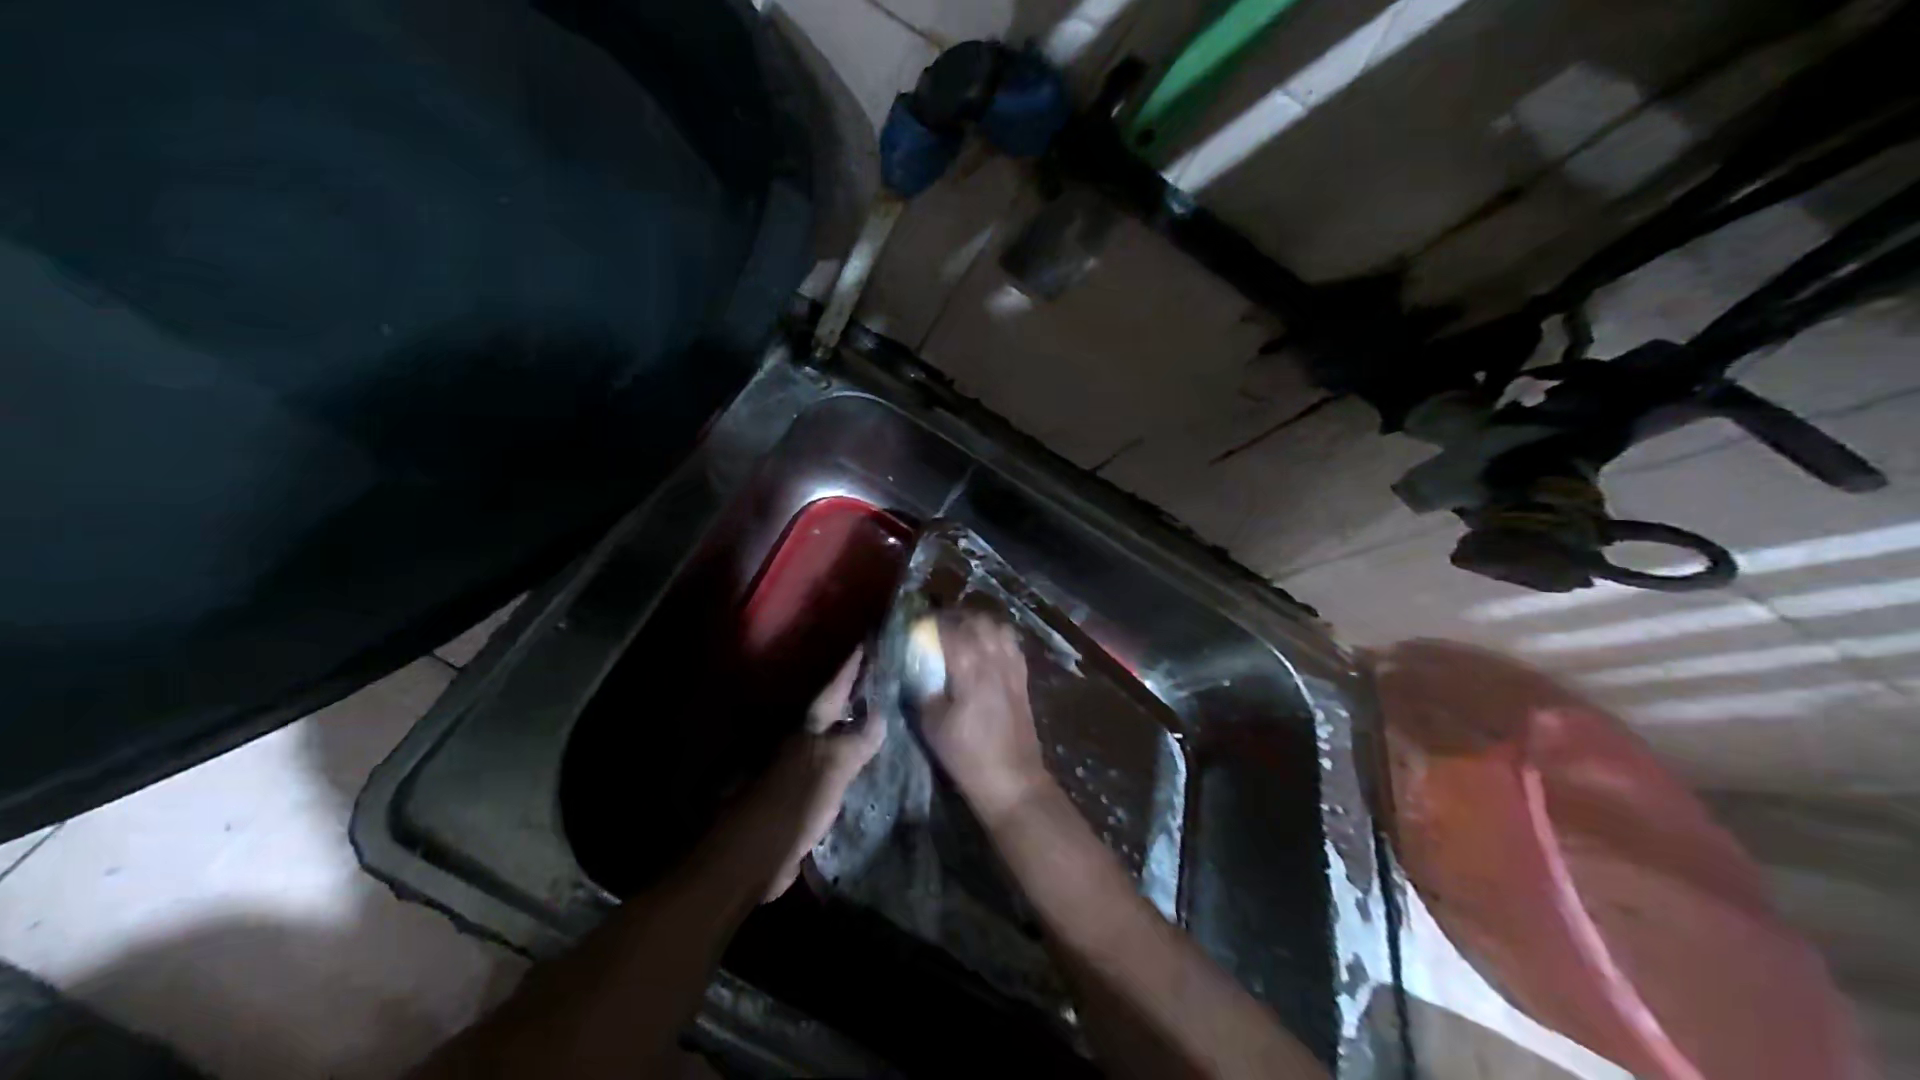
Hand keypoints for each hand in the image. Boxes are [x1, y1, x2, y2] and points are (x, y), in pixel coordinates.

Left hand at [721, 649, 885, 901]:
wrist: (759, 854)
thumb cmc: (794, 802)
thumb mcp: (832, 765)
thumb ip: (858, 739)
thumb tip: (882, 714)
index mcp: (811, 726)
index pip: (837, 685)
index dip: (855, 664)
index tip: (874, 639)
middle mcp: (807, 739)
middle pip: (839, 708)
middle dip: (862, 692)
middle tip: (893, 676)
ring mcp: (808, 766)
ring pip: (841, 737)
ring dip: (863, 726)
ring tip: (893, 714)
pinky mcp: (811, 793)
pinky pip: (842, 767)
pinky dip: (860, 760)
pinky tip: (878, 762)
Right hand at [919, 615, 1052, 822]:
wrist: (1012, 781)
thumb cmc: (967, 756)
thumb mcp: (931, 725)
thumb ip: (922, 689)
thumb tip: (914, 667)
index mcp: (970, 669)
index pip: (951, 629)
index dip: (933, 621)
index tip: (917, 624)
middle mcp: (995, 661)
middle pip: (978, 621)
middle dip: (956, 618)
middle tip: (937, 627)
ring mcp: (1013, 669)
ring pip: (999, 628)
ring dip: (979, 624)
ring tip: (962, 634)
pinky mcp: (1023, 680)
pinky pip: (1011, 645)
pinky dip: (997, 638)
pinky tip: (985, 650)